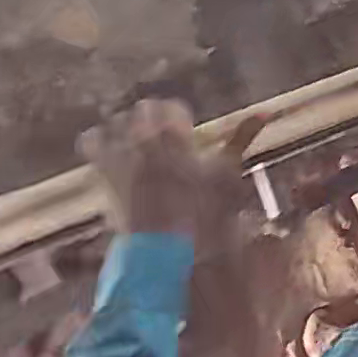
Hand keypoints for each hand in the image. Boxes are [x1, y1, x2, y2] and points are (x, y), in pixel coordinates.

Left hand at [79, 99, 246, 241]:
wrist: (166, 249)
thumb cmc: (204, 212)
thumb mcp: (228, 172)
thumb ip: (243, 138)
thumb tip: (266, 112)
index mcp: (178, 139)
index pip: (171, 107)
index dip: (178, 117)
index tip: (184, 130)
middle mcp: (146, 142)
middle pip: (143, 108)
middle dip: (153, 118)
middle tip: (162, 134)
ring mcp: (121, 156)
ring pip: (116, 120)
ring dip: (126, 125)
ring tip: (136, 139)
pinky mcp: (103, 172)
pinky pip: (92, 140)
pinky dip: (101, 140)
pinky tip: (113, 152)